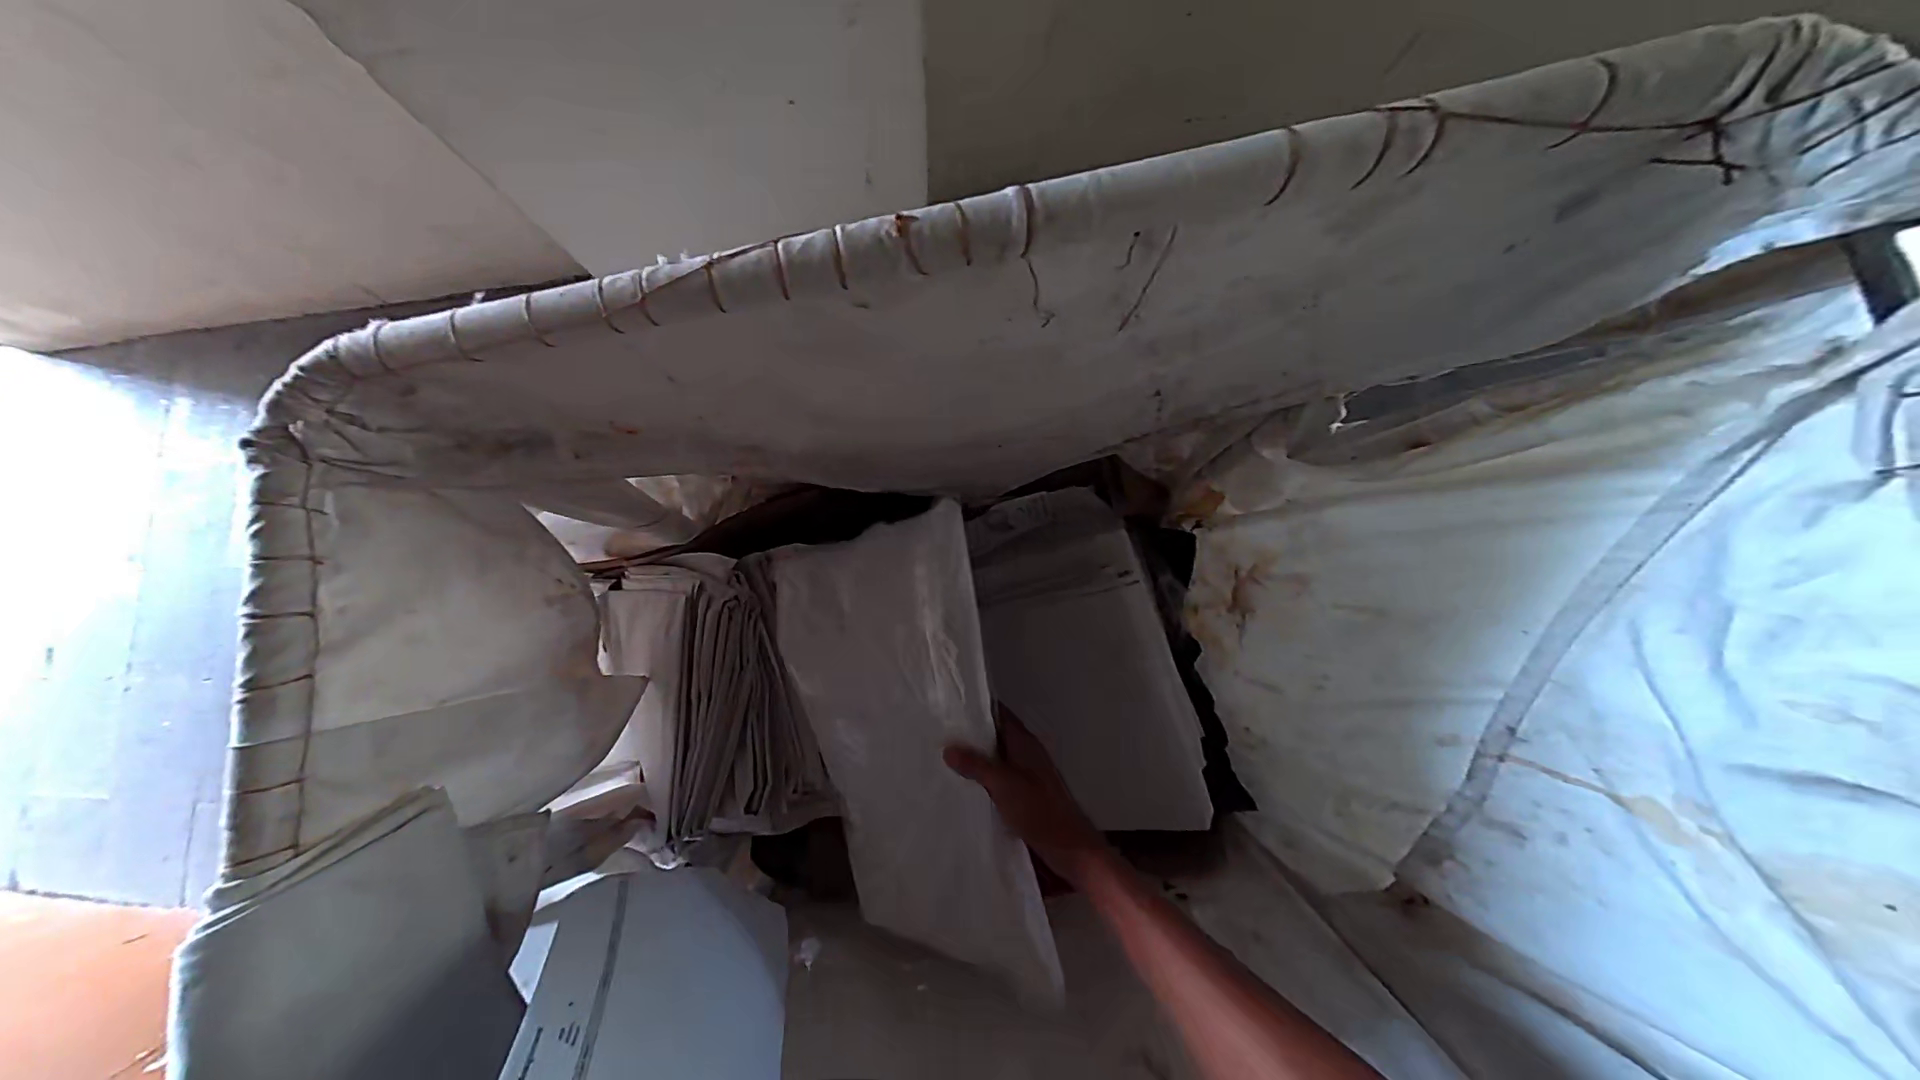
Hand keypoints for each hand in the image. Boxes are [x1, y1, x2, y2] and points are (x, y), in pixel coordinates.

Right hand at [944, 704, 1114, 885]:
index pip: (1000, 713)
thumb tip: (948, 748)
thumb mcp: (1004, 785)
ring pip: (997, 757)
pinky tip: (964, 785)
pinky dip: (983, 776)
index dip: (978, 706)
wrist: (1069, 848)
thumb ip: (977, 766)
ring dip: (976, 756)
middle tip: (940, 731)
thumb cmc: (1039, 811)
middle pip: (996, 734)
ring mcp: (1027, 774)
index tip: (951, 704)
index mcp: (1024, 743)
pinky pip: (999, 776)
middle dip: (971, 732)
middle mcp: (1026, 753)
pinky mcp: (1025, 794)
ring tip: (944, 756)